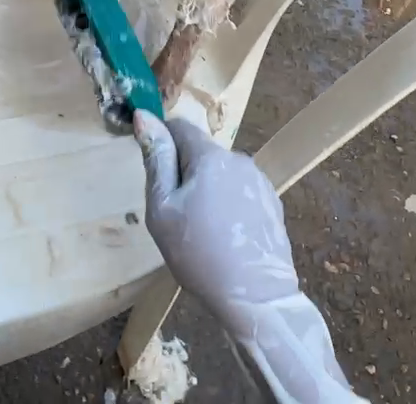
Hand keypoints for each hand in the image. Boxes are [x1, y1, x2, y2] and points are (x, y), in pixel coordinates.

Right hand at [136, 114, 361, 402]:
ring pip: (220, 172)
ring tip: (203, 229)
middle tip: (177, 213)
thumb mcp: (162, 209)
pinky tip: (225, 236)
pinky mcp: (272, 203)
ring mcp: (259, 181)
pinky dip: (228, 203)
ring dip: (207, 188)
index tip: (157, 173)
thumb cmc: (198, 254)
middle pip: (201, 152)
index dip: (163, 142)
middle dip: (185, 172)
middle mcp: (238, 159)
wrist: (256, 300)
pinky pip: (239, 190)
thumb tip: (143, 115)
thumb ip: (156, 159)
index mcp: (210, 157)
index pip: (180, 126)